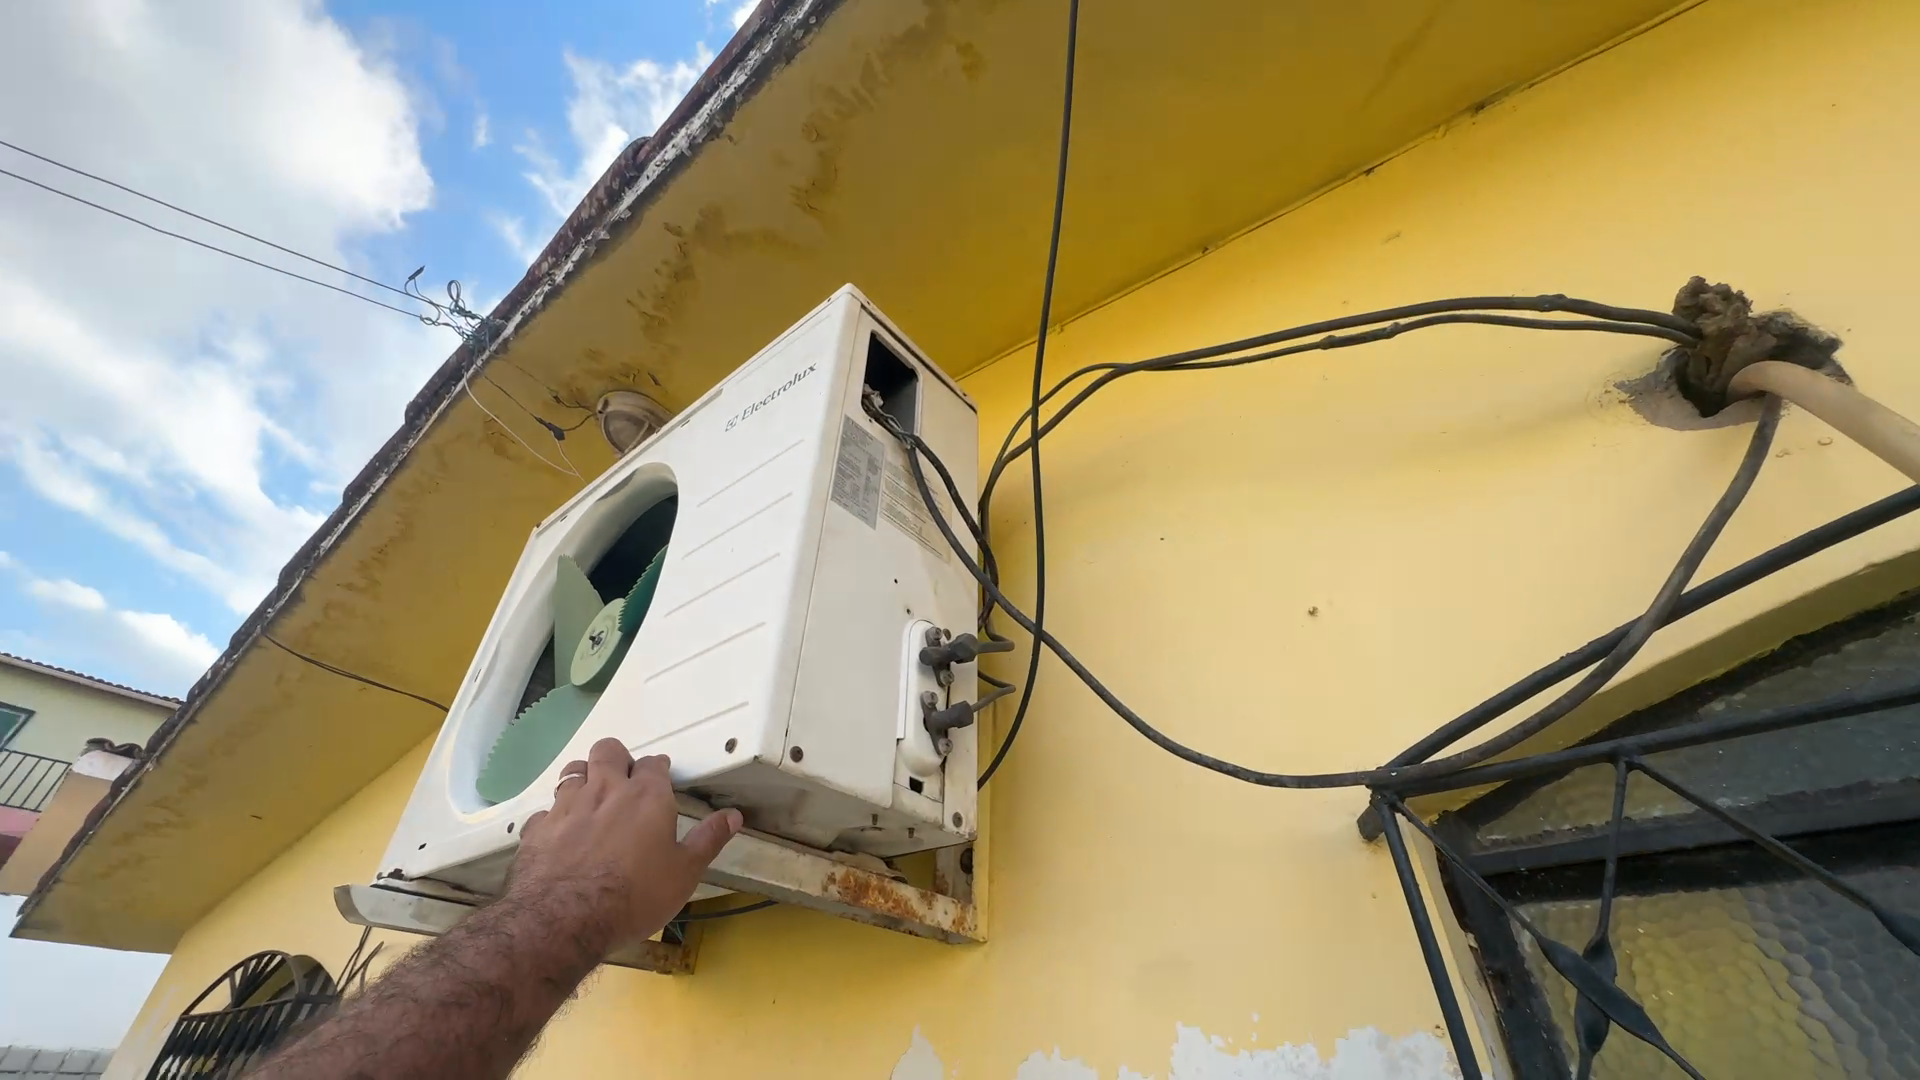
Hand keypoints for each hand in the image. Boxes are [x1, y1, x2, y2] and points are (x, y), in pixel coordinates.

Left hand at [509, 738, 741, 952]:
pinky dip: (554, 818)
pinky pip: (545, 811)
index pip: (653, 763)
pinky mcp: (536, 830)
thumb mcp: (684, 873)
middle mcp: (606, 789)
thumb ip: (709, 839)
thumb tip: (734, 815)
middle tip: (622, 781)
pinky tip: (559, 836)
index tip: (660, 780)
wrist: (562, 921)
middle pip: (608, 750)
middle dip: (616, 758)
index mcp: (647, 795)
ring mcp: (567, 806)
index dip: (657, 769)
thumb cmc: (634, 895)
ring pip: (573, 771)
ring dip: (583, 778)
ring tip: (590, 799)